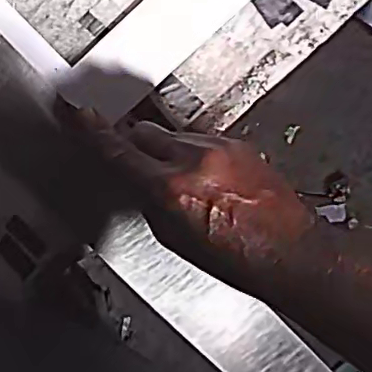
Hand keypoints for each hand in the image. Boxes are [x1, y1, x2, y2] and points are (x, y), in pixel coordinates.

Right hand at [84, 115, 330, 299]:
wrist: (293, 253)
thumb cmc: (239, 259)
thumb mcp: (175, 239)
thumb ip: (149, 202)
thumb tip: (137, 182)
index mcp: (171, 189)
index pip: (119, 152)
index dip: (92, 131)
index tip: (77, 113)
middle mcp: (194, 161)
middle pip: (143, 133)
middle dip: (136, 146)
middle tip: (141, 165)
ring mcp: (219, 148)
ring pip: (173, 136)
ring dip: (169, 153)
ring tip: (188, 184)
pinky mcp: (237, 144)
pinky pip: (201, 141)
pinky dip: (197, 156)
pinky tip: (211, 181)